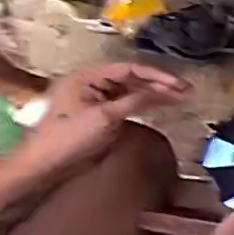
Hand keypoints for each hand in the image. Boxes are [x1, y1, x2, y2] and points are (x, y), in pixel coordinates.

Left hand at [14, 64, 189, 173]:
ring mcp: (96, 98)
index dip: (158, 75)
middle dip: (161, 84)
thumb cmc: (70, 137)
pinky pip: (130, 101)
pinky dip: (148, 102)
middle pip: (133, 77)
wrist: (45, 165)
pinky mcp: (102, 112)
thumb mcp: (106, 116)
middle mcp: (91, 83)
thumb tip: (169, 91)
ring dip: (157, 93)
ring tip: (183, 97)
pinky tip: (165, 104)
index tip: (181, 84)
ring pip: (134, 89)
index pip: (129, 69)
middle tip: (188, 90)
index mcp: (86, 77)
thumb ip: (138, 100)